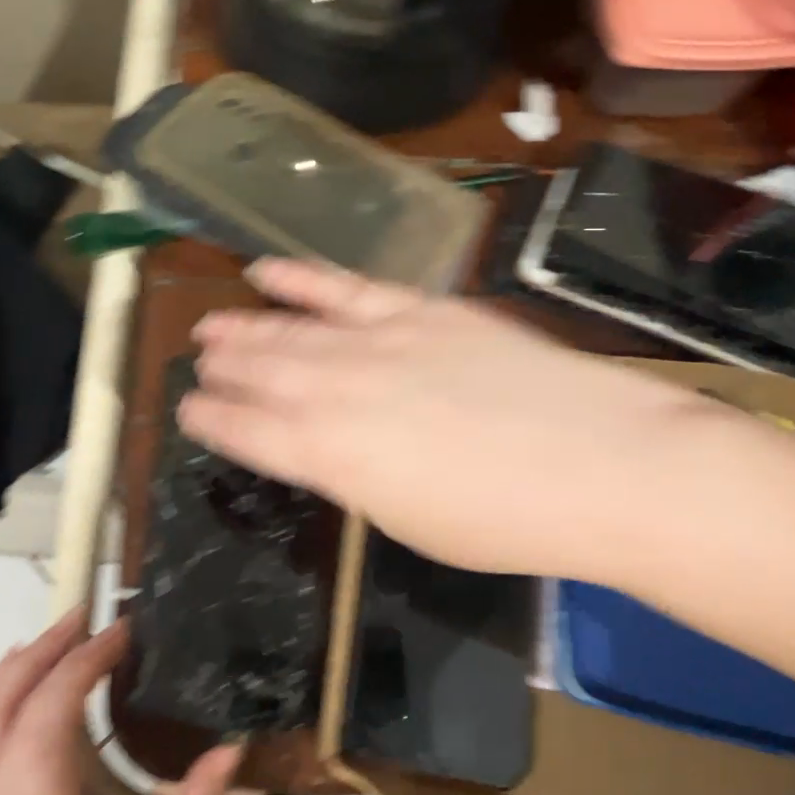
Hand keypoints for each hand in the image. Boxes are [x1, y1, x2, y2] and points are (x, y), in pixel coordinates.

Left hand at [0, 607, 243, 794]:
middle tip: (89, 617)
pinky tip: (34, 681)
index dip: (76, 669)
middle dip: (43, 652)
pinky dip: (4, 694)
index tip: (119, 635)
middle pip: (1, 709)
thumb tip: (230, 748)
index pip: (44, 727)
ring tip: (64, 635)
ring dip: (20, 666)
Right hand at [180, 258, 705, 579]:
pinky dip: (302, 279)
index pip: (250, 433)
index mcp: (331, 457)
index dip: (214, 420)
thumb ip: (358, 478)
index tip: (189, 409)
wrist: (605, 466)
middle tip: (197, 361)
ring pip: (291, 331)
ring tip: (210, 326)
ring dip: (245, 327)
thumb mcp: (410, 522)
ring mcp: (379, 343)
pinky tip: (267, 271)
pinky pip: (346, 288)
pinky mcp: (422, 310)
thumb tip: (334, 450)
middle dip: (224, 368)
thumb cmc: (506, 522)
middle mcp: (339, 393)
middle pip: (262, 374)